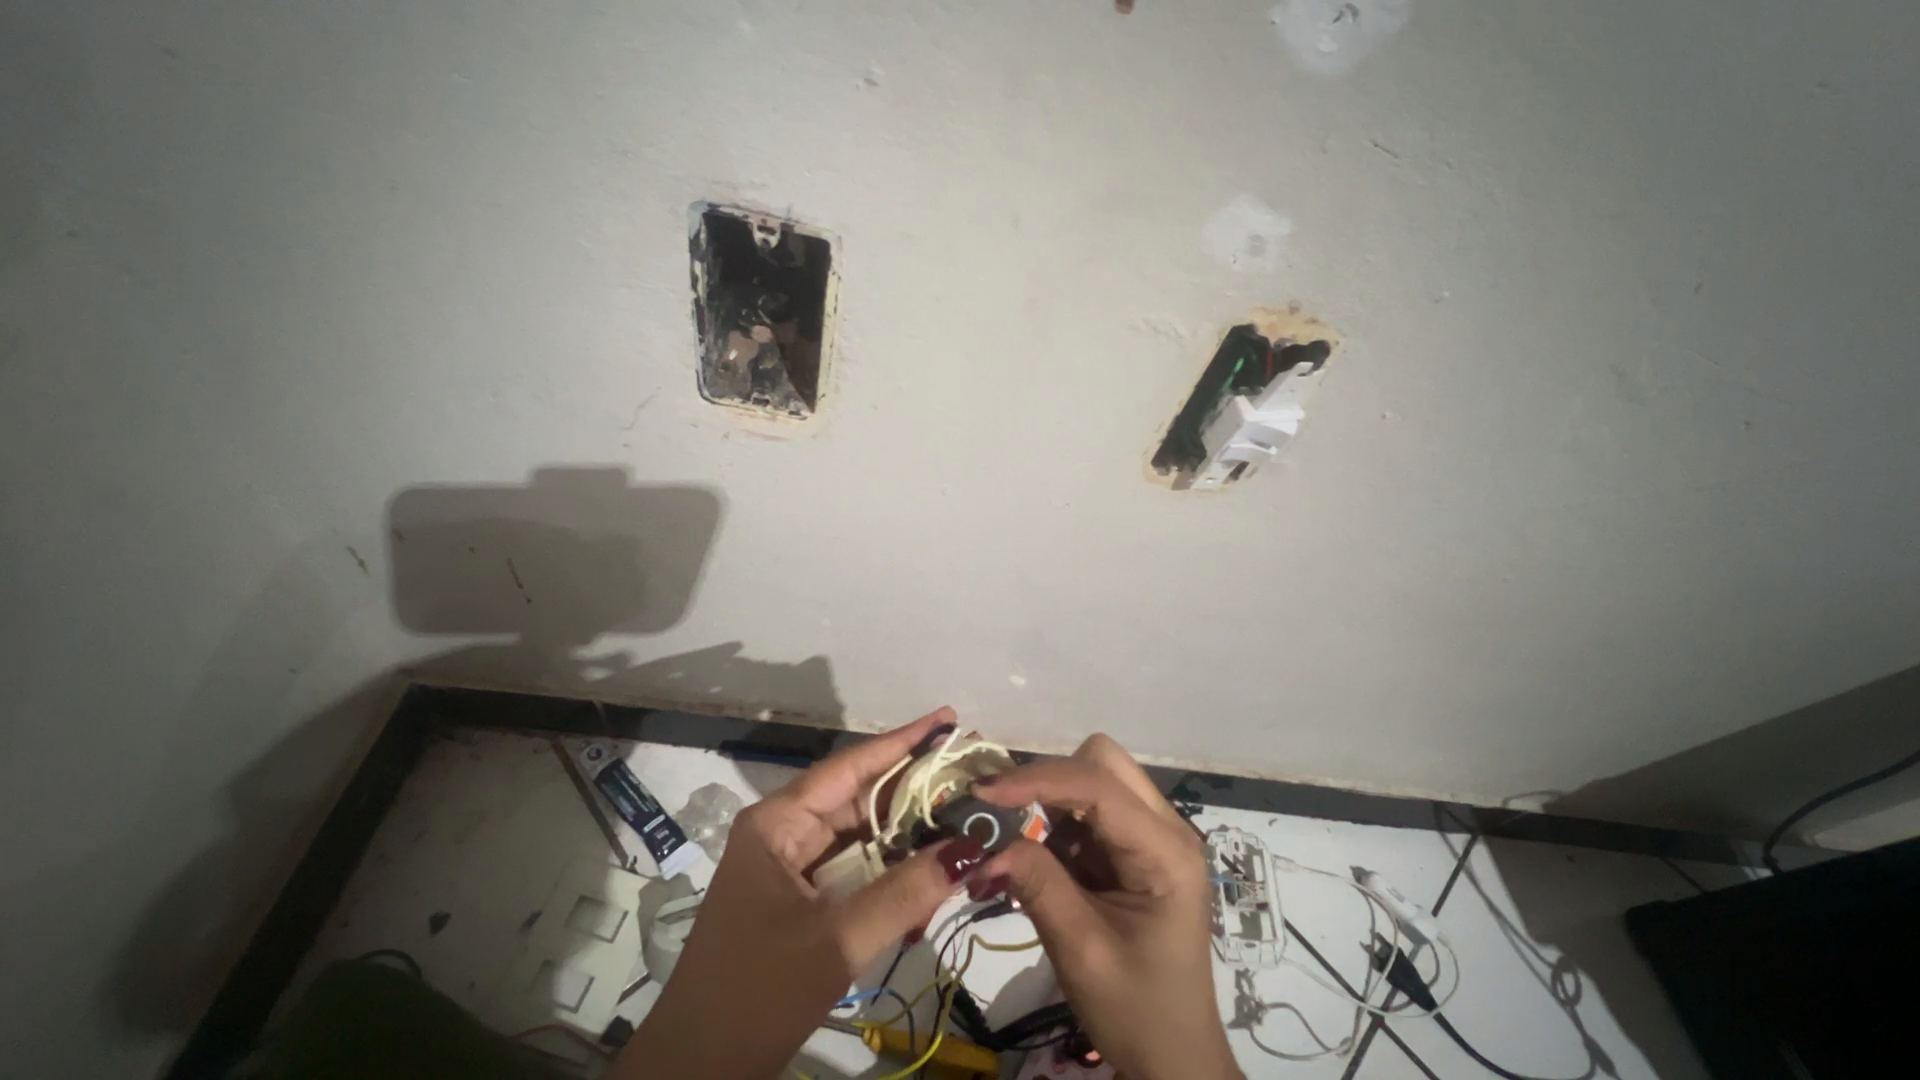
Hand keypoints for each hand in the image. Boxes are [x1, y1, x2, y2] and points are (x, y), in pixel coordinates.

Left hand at [616, 707, 988, 1079]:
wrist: (698, 1066)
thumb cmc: (757, 992)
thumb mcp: (836, 941)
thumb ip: (906, 893)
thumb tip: (971, 849)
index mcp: (778, 823)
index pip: (849, 767)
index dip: (901, 741)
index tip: (949, 719)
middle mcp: (784, 834)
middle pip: (858, 798)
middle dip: (914, 789)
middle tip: (971, 776)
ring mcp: (791, 868)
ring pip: (860, 836)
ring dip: (908, 834)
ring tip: (964, 819)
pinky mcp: (800, 902)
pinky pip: (855, 871)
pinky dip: (892, 871)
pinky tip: (932, 871)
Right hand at [973, 735, 1242, 1079]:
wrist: (1173, 1055)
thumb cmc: (1135, 1008)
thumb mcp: (1081, 950)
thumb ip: (1037, 884)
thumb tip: (985, 844)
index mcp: (1166, 851)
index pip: (1098, 786)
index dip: (1038, 779)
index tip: (983, 792)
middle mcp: (1165, 828)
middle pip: (1102, 763)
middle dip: (1047, 780)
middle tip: (1000, 813)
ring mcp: (1151, 835)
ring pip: (1092, 780)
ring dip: (1049, 802)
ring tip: (1014, 844)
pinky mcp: (1132, 849)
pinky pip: (1088, 811)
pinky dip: (1056, 823)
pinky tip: (1039, 861)